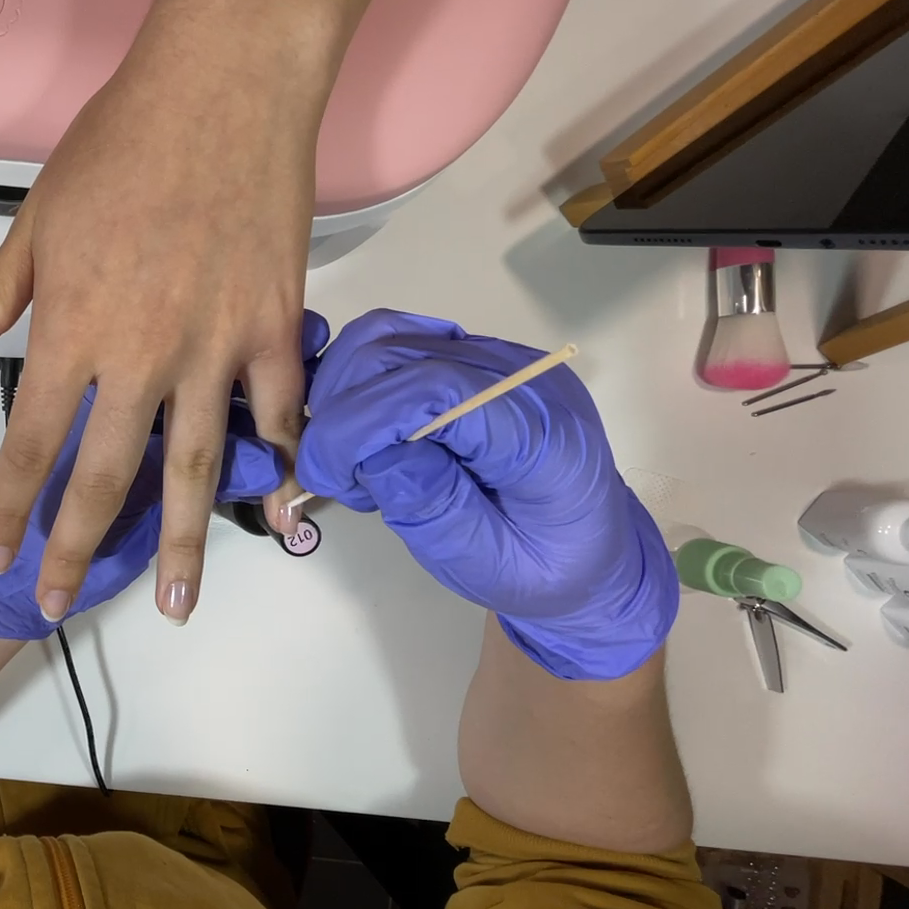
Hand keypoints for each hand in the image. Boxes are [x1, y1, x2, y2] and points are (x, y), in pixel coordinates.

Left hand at [0, 47, 324, 625]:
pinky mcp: (275, 328)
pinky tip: (275, 509)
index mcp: (73, 331)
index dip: (11, 510)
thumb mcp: (33, 223)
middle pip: (103, 477)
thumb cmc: (118, 148)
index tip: (0, 557)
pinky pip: (277, 410)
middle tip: (60, 605)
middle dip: (76, 549)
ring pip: (195, 468)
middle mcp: (141, 357)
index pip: (29, 446)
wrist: (222, 85)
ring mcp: (216, 348)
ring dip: (181, 544)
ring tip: (174, 605)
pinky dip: (278, 461)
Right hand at [295, 310, 677, 679]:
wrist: (588, 551)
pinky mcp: (471, 355)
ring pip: (381, 338)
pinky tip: (364, 427)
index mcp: (539, 433)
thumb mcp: (484, 562)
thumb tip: (369, 454)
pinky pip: (392, 342)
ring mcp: (495, 358)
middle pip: (392, 353)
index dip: (355, 424)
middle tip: (336, 475)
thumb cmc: (538, 570)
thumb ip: (430, 506)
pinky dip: (356, 380)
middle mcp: (520, 377)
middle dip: (338, 412)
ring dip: (341, 393)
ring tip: (350, 453)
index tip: (320, 475)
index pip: (428, 390)